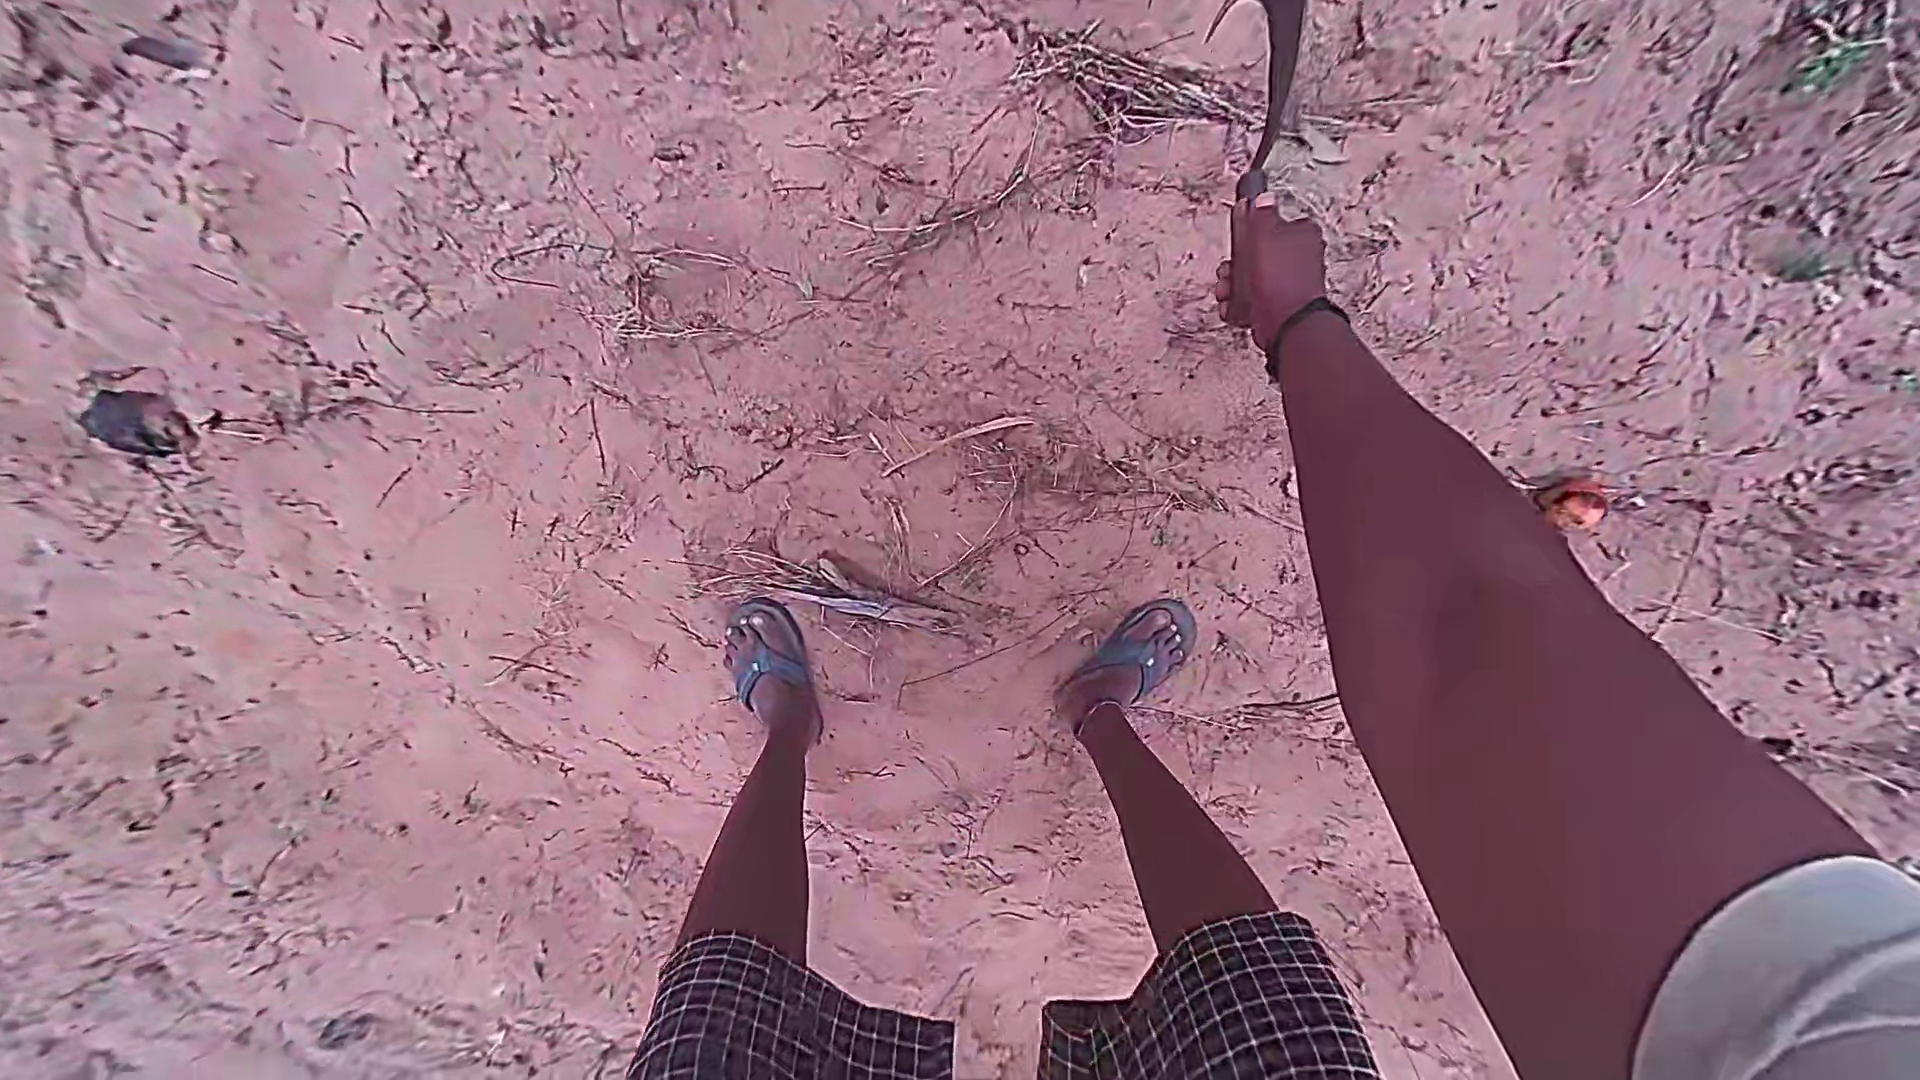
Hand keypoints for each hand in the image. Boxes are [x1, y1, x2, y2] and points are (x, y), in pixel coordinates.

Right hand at [1214, 192, 1328, 351]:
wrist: (1285, 322)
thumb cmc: (1281, 280)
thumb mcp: (1266, 236)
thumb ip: (1262, 215)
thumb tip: (1262, 198)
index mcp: (1301, 235)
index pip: (1272, 226)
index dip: (1249, 235)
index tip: (1238, 241)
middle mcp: (1297, 259)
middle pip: (1255, 256)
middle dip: (1234, 267)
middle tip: (1228, 272)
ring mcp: (1286, 284)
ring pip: (1250, 281)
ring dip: (1232, 287)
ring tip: (1227, 293)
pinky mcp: (1276, 306)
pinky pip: (1250, 301)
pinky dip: (1238, 306)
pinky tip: (1233, 307)